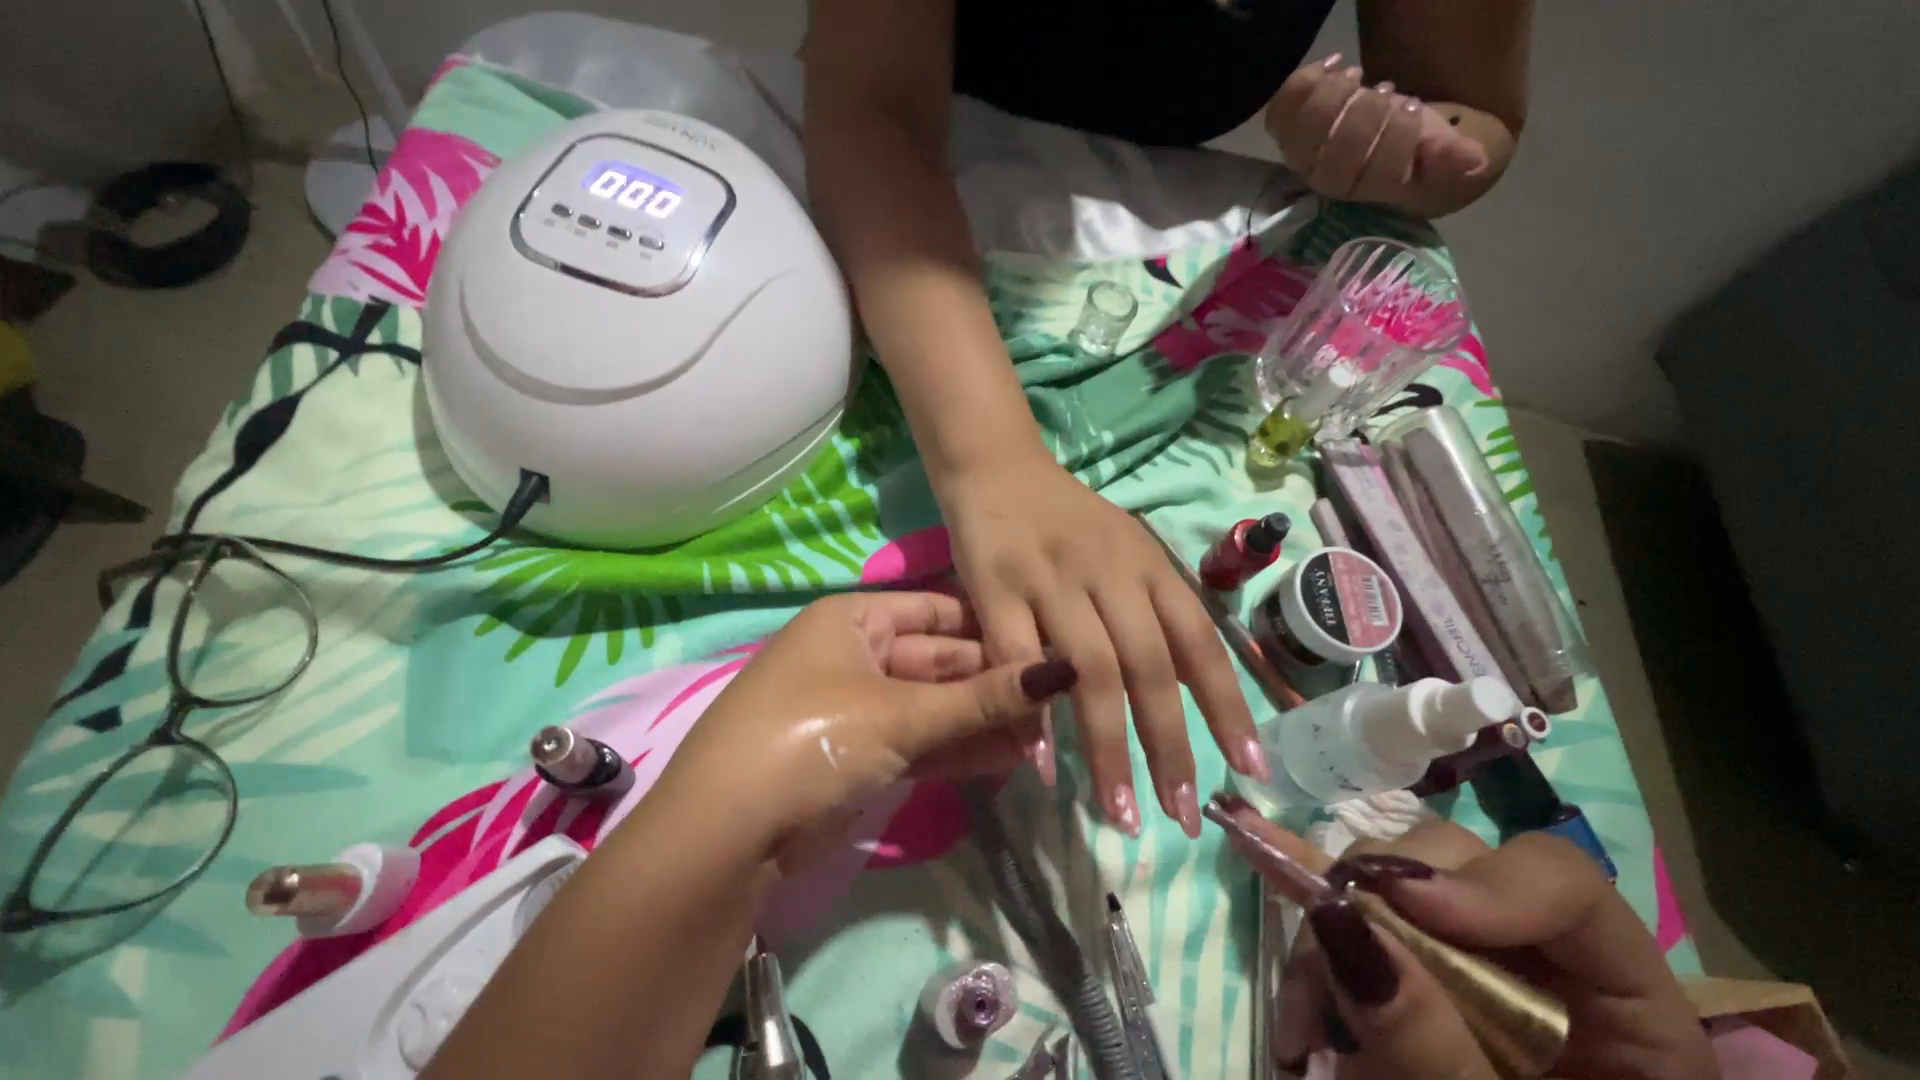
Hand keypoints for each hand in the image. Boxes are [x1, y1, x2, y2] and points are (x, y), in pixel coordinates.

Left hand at [659, 592, 1076, 865]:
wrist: (729, 830)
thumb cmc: (814, 736)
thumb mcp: (901, 713)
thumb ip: (983, 697)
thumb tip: (1065, 669)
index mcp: (854, 618)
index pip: (939, 610)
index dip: (993, 628)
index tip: (1053, 646)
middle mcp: (856, 653)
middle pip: (940, 661)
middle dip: (994, 684)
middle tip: (1059, 705)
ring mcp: (857, 707)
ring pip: (934, 706)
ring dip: (983, 722)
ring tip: (1045, 738)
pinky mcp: (860, 754)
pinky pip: (920, 742)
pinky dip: (958, 750)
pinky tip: (1009, 759)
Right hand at [936, 454, 1264, 837]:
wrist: (997, 466)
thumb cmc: (1068, 519)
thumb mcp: (1125, 550)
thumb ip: (1152, 610)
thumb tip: (1186, 692)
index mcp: (1148, 566)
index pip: (1199, 641)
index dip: (1227, 705)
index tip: (1249, 769)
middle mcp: (1110, 574)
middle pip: (1150, 667)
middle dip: (1170, 745)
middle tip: (1181, 815)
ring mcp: (1053, 580)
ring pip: (1091, 671)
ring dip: (1108, 747)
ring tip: (1121, 812)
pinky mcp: (997, 586)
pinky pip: (1017, 657)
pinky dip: (1032, 713)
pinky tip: (1042, 765)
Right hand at [1216, 807, 1718, 1078]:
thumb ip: (1436, 1054)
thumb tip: (1339, 922)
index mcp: (1625, 1007)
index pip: (1563, 882)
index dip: (1482, 880)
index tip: (1404, 908)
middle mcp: (1541, 962)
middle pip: (1452, 866)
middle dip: (1378, 903)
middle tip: (1329, 971)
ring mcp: (1468, 966)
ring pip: (1384, 890)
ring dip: (1329, 940)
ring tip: (1300, 1032)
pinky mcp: (1409, 982)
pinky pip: (1350, 928)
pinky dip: (1310, 950)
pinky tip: (1283, 972)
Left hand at [1265, 53, 1489, 214]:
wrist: (1373, 135)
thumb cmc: (1408, 145)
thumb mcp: (1436, 147)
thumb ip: (1448, 156)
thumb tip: (1472, 160)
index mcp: (1366, 189)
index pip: (1373, 174)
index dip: (1394, 138)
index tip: (1414, 105)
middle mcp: (1326, 179)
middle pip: (1333, 156)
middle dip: (1363, 116)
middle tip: (1387, 88)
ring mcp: (1301, 156)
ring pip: (1302, 134)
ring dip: (1330, 98)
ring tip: (1358, 74)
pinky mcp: (1285, 130)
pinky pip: (1279, 111)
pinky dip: (1302, 84)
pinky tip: (1333, 63)